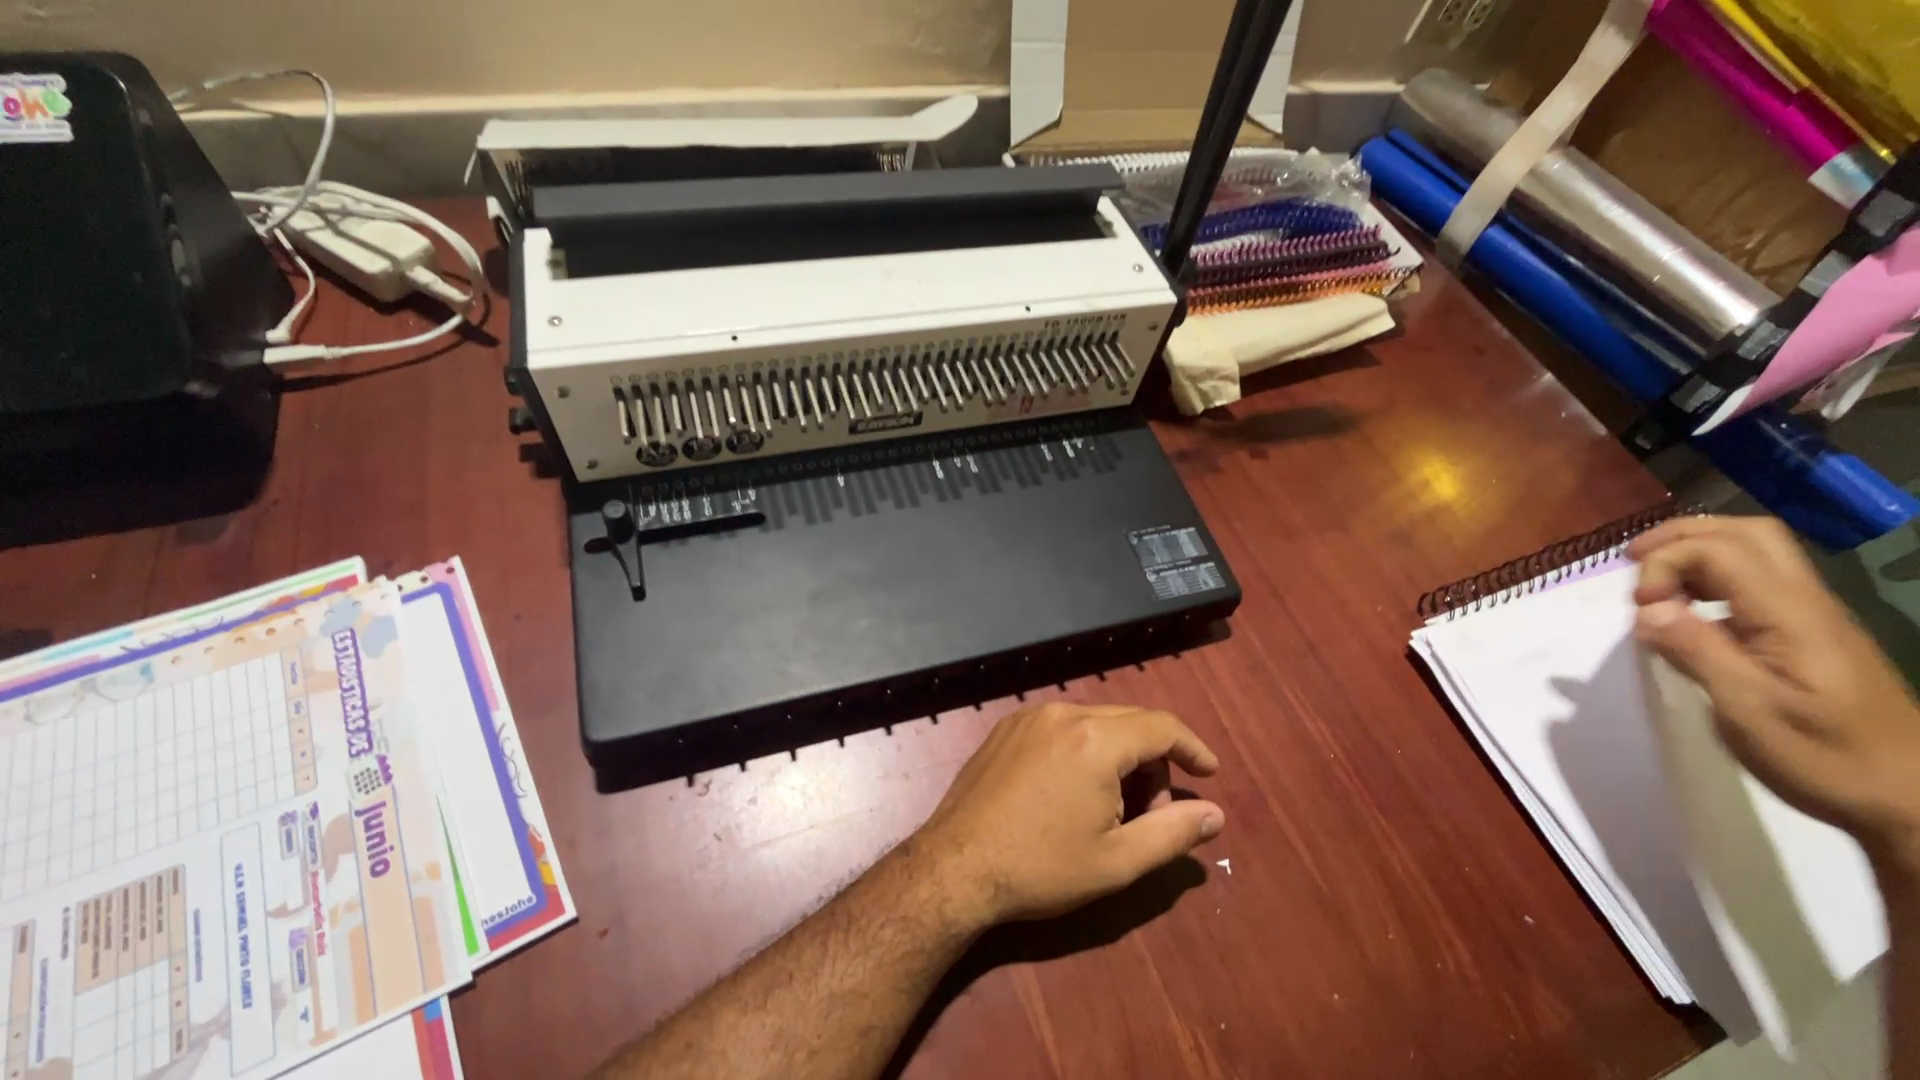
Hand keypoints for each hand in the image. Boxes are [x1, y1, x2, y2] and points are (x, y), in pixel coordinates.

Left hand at [911, 703, 1224, 928]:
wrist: (954, 869)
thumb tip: (1215, 815)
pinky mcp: (1005, 730)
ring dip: (1118, 756)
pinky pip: (1061, 727)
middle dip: (1154, 761)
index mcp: (1094, 739)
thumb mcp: (1117, 861)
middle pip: (1129, 722)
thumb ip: (1173, 833)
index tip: (1209, 774)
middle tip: (1153, 812)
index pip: (1162, 726)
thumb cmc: (1040, 868)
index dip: (1193, 748)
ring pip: (1095, 723)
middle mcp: (1062, 714)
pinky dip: (1083, 749)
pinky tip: (1073, 793)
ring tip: (1110, 808)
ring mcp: (1027, 718)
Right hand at [1630, 516, 1919, 869]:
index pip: (1718, 550)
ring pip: (1755, 551)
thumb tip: (1648, 609)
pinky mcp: (1810, 636)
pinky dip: (1713, 579)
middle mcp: (1806, 602)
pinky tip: (1691, 612)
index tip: (1638, 608)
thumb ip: (1695, 650)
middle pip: (1745, 533)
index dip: (1666, 563)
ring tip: (1656, 585)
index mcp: (1789, 615)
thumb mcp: (1747, 710)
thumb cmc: (1825, 758)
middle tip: (1633, 565)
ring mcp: (1813, 617)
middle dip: (1681, 537)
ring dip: (1697, 553)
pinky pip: (1758, 582)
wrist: (1910, 799)